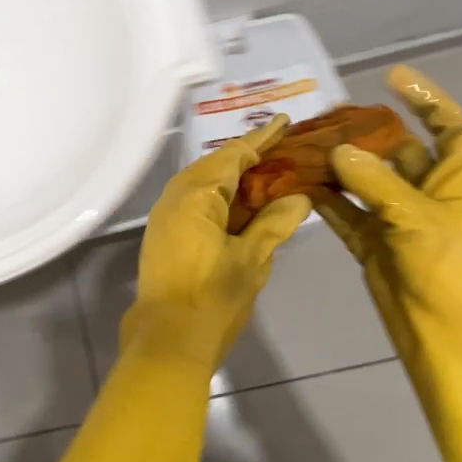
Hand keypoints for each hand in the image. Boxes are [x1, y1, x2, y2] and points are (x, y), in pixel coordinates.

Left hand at [32, 120, 308, 461]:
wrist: (167, 340)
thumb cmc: (212, 298)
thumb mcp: (252, 259)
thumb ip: (274, 224)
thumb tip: (297, 199)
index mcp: (196, 194)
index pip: (234, 155)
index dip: (262, 139)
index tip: (283, 121)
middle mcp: (175, 197)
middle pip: (216, 166)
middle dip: (249, 158)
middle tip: (284, 149)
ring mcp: (166, 217)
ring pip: (204, 185)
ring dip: (235, 180)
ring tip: (269, 175)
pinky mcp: (165, 236)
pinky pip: (196, 204)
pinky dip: (221, 199)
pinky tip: (243, 206)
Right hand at [310, 65, 461, 332]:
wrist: (445, 338)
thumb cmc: (448, 276)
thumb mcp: (417, 223)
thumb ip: (377, 185)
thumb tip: (338, 150)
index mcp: (450, 184)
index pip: (449, 128)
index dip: (428, 99)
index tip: (393, 77)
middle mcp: (421, 195)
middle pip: (394, 151)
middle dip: (364, 133)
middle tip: (325, 119)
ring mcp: (393, 220)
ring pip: (362, 181)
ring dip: (336, 165)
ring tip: (302, 147)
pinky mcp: (370, 244)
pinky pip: (343, 212)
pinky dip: (323, 199)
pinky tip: (297, 185)